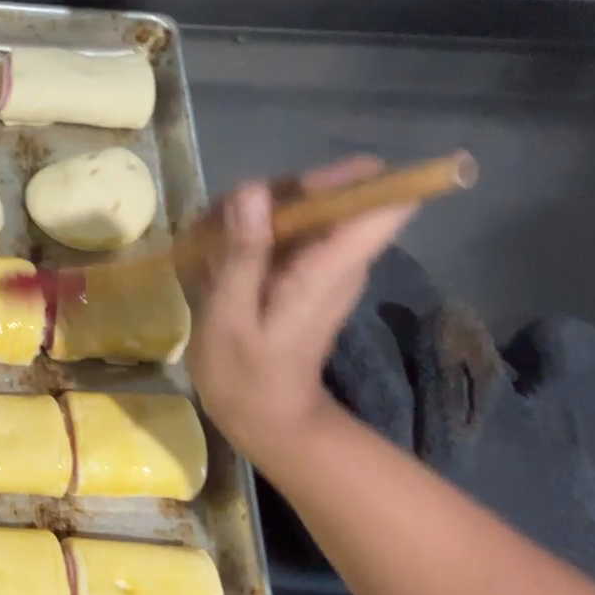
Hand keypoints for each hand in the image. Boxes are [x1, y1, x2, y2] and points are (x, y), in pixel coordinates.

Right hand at [186, 156, 417, 457]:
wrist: (264, 418)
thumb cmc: (243, 375)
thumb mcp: (228, 318)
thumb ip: (242, 256)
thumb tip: (250, 192)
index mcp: (333, 265)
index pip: (387, 196)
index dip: (346, 176)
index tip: (291, 190)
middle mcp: (341, 257)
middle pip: (333, 195)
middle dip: (276, 196)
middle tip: (220, 224)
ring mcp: (325, 267)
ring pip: (304, 214)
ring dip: (254, 219)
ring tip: (206, 247)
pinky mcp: (306, 277)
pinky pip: (288, 239)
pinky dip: (252, 242)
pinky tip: (215, 265)